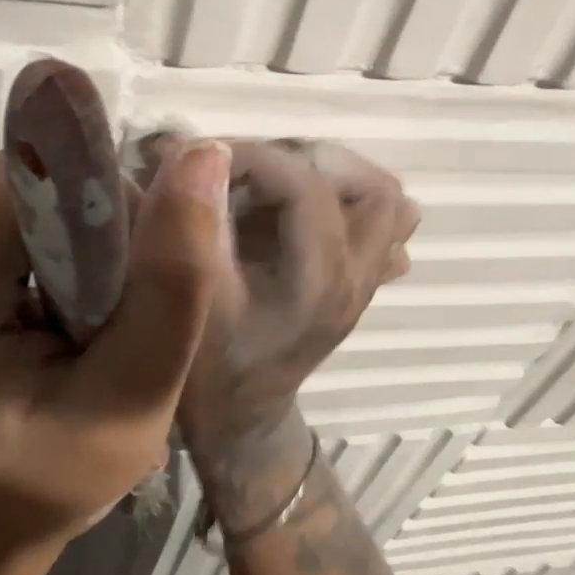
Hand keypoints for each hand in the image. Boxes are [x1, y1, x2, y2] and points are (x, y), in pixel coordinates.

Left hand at [0, 141, 231, 557]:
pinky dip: (45, 227)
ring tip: (85, 304)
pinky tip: (52, 287)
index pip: (39, 188)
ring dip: (72, 225)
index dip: (106, 215)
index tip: (136, 284)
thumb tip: (203, 154)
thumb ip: (171, 283)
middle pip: (26, 176)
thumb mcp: (135, 399)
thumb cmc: (52, 476)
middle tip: (115, 304)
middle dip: (91, 221)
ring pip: (19, 178)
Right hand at [138, 136, 418, 527]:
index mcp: (319, 282)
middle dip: (305, 159)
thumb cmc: (207, 367)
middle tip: (246, 167)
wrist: (238, 423)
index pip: (306, 186)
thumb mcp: (189, 303)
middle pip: (372, 187)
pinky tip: (298, 210)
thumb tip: (198, 152)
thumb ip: (194, 228)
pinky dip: (345, 202)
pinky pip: (379, 226)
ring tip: (275, 181)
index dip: (250, 155)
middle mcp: (357, 277)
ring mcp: (365, 281)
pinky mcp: (357, 282)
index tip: (196, 154)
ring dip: (333, 177)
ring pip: (386, 203)